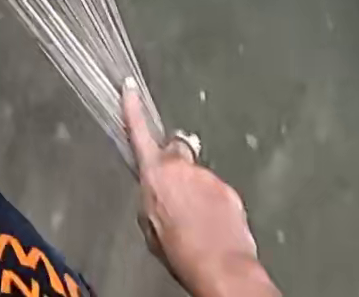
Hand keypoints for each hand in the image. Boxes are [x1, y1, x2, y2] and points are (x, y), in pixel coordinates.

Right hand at [123, 82, 279, 296]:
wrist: (222, 271)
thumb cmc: (180, 253)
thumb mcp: (149, 227)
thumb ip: (149, 198)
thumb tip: (155, 193)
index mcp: (154, 173)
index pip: (138, 130)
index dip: (132, 106)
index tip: (130, 87)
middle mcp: (179, 167)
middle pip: (175, 148)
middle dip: (174, 160)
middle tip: (177, 186)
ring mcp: (206, 176)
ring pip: (198, 174)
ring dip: (197, 190)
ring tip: (200, 221)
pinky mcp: (228, 190)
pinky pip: (218, 191)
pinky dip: (215, 204)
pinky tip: (215, 227)